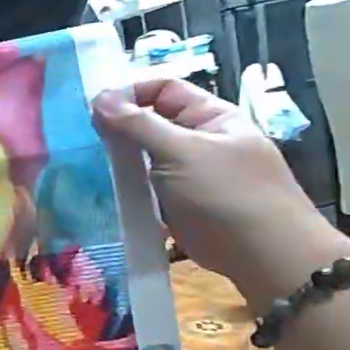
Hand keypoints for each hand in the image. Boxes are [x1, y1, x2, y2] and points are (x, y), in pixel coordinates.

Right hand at [93, 79, 349, 305]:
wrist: (266, 259)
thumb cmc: (227, 195)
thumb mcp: (181, 152)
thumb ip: (138, 125)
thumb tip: (99, 97)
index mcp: (210, 117)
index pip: (164, 90)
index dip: (130, 94)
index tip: (93, 111)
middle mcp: (201, 142)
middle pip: (152, 124)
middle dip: (120, 131)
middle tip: (83, 143)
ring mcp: (191, 176)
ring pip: (147, 160)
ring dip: (121, 164)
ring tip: (87, 170)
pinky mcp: (181, 207)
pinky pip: (148, 191)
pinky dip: (128, 192)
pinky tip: (103, 196)